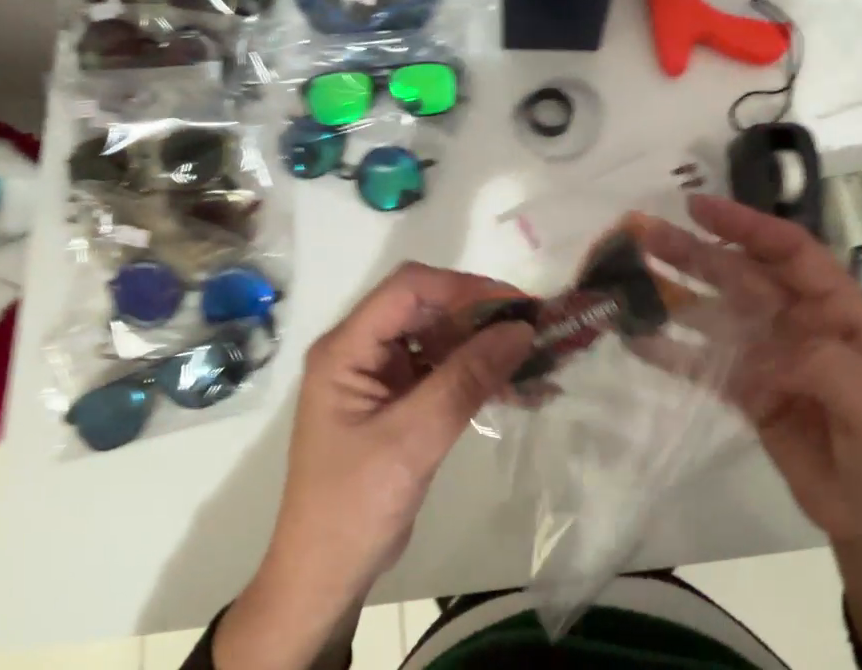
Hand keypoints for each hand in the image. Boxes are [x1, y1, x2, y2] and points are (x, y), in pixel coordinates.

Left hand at [214, 264, 534, 669]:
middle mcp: (360, 351)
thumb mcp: (412, 439)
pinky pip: (442, 371)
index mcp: (346, 348)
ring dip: (485, 346)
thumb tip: (521, 328)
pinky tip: (518, 388)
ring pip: (439, 338)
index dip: (464, 288)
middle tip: (535, 331)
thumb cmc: (354, 505)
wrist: (325, 574)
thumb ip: (465, 379)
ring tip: (536, 360)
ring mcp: (378, 376)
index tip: (517, 307)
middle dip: (481, 316)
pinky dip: (477, 375)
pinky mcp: (397, 401)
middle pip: (426, 308)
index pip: (409, 290)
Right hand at [639, 196, 861, 669]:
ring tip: (630, 274)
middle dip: (697, 252)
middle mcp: (800, 325)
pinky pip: (707, 365)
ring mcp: (771, 359)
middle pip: (743, 276)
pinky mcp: (749, 395)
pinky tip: (638, 340)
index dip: (748, 227)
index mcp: (840, 314)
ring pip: (718, 314)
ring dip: (677, 292)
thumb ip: (824, 364)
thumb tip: (763, 349)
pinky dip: (673, 352)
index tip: (699, 207)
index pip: (791, 254)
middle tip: (645, 233)